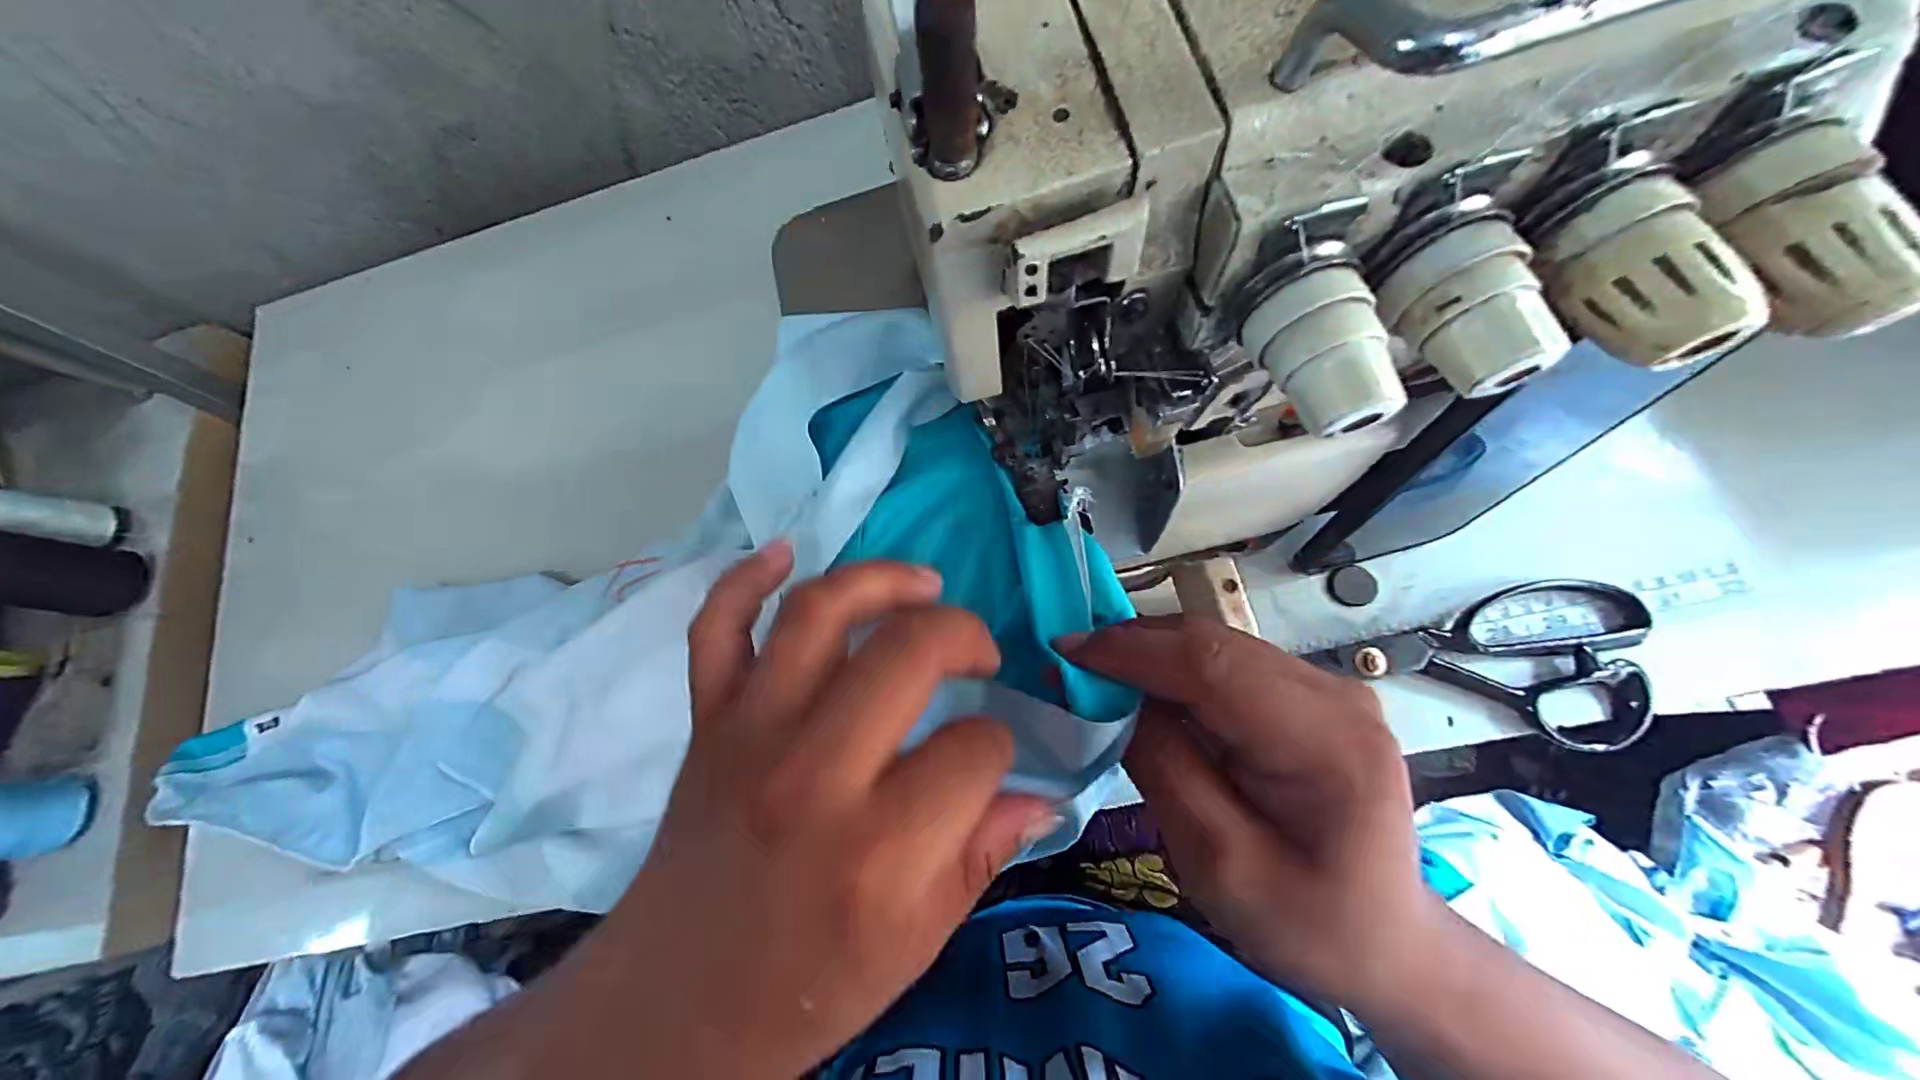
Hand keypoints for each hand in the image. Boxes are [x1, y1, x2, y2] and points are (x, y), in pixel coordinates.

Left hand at [550, 544, 1056, 1078]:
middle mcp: (813, 773)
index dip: (999, 745)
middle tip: (978, 653)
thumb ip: (984, 853)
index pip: (977, 747)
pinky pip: (716, 630)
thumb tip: (1040, 793)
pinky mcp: (707, 723)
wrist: (676, 1005)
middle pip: (908, 653)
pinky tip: (783, 553)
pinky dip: (743, 580)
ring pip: (817, 614)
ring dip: (880, 580)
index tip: (989, 759)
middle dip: (963, 635)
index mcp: (880, 846)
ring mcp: (750, 735)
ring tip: (924, 585)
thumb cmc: (810, 984)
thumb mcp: (920, 940)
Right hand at [1061, 614, 1433, 1010]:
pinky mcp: (1309, 695)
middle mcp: (1335, 696)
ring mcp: (1327, 689)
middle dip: (1131, 646)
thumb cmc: (1307, 924)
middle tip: (1066, 663)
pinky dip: (1173, 667)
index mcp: (1326, 742)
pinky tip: (1139, 686)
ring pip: (1216, 644)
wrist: (1387, 945)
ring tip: (1091, 672)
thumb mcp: (1218, 861)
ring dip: (1148, 652)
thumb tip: (1112, 695)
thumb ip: (1164, 767)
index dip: (1130, 651)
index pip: (1212, 666)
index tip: (1064, 653)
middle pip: (1213, 643)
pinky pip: (1227, 663)